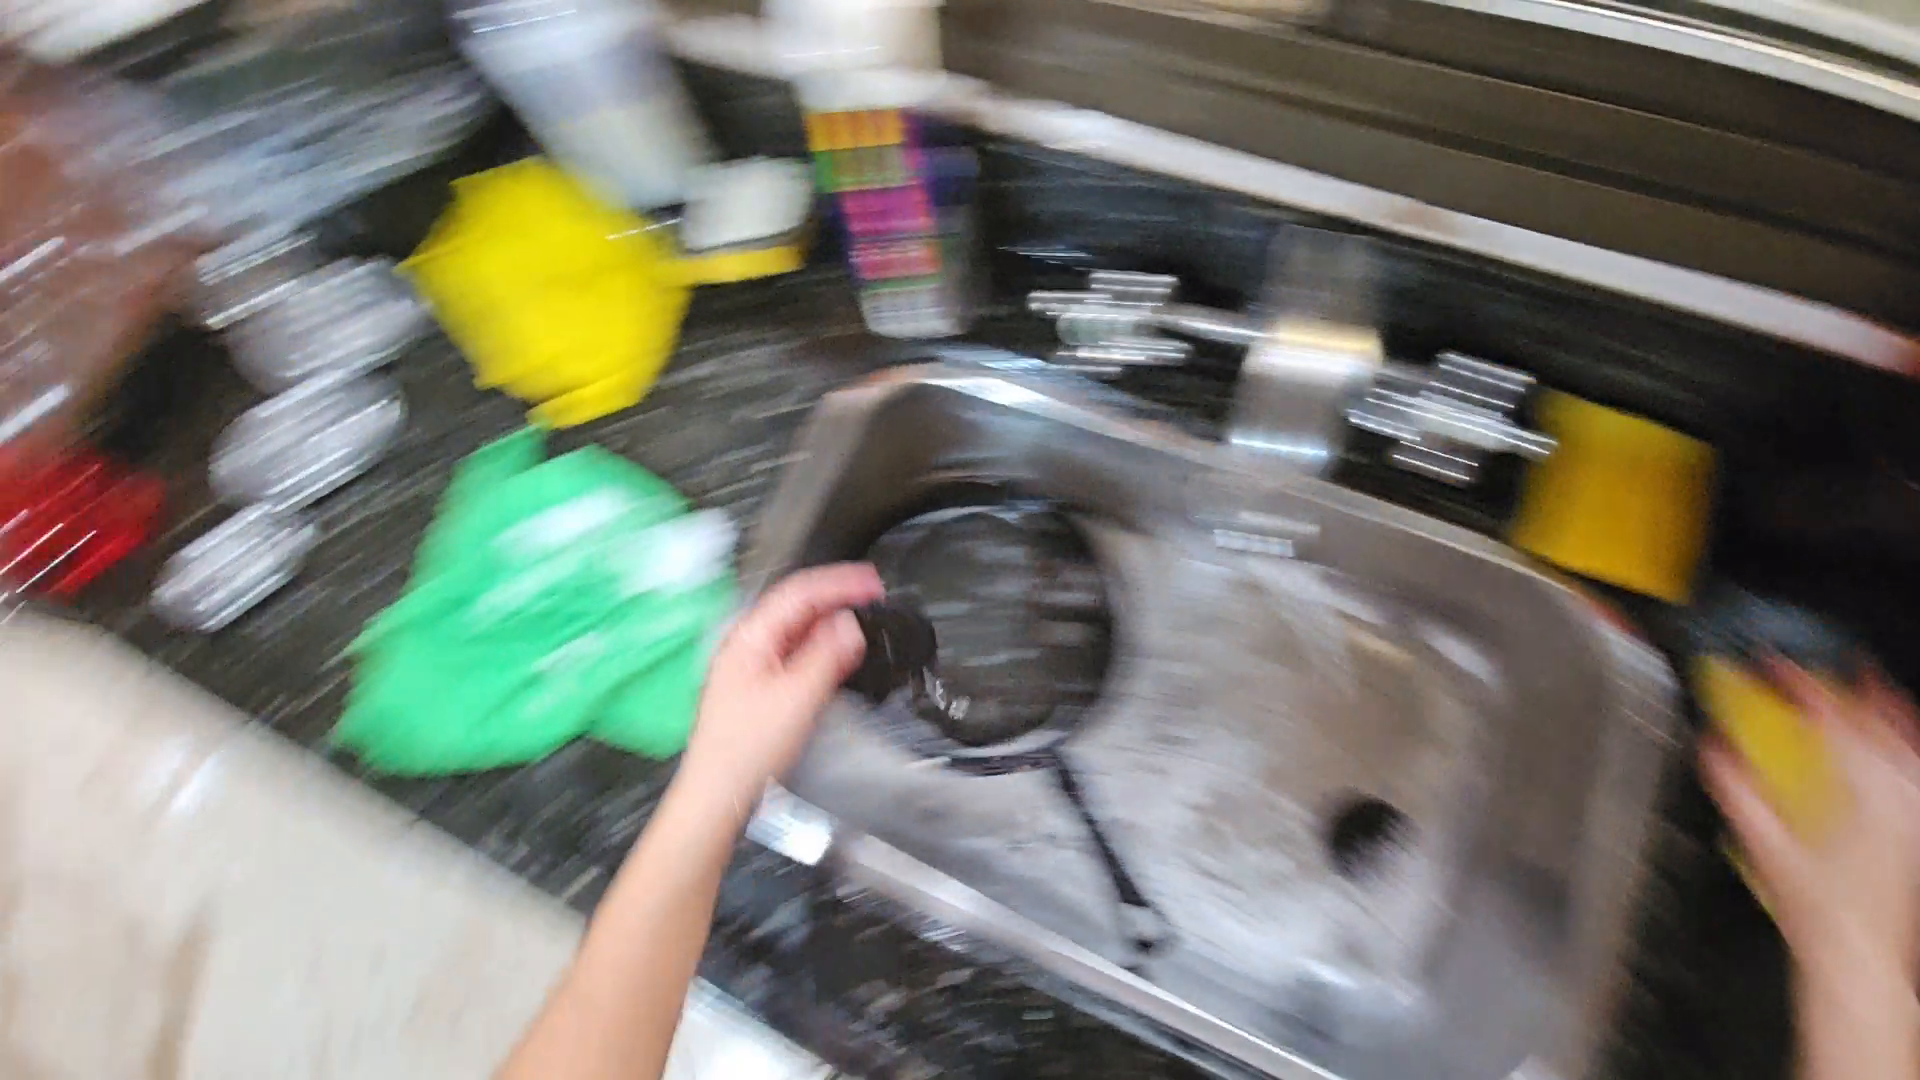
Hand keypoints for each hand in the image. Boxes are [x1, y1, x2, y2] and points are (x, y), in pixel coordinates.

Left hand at [676, 564, 883, 814]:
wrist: (718, 794)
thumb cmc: (745, 750)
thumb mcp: (796, 697)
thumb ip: (826, 655)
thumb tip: (849, 624)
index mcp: (750, 637)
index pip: (799, 593)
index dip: (838, 582)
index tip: (871, 581)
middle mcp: (748, 644)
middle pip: (797, 606)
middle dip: (836, 595)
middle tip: (872, 592)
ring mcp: (753, 665)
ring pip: (798, 628)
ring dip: (831, 619)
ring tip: (862, 615)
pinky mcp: (761, 685)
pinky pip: (796, 651)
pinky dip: (823, 644)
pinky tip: (839, 650)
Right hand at [1700, 659, 1919, 989]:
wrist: (1858, 949)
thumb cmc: (1812, 901)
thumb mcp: (1760, 840)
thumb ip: (1736, 789)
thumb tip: (1714, 747)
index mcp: (1858, 794)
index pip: (1833, 721)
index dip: (1803, 686)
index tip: (1776, 664)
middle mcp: (1898, 799)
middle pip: (1880, 728)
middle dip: (1852, 692)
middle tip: (1823, 667)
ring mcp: (1916, 816)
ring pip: (1910, 749)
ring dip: (1888, 716)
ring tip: (1870, 691)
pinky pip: (1919, 773)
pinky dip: (1908, 748)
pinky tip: (1899, 745)